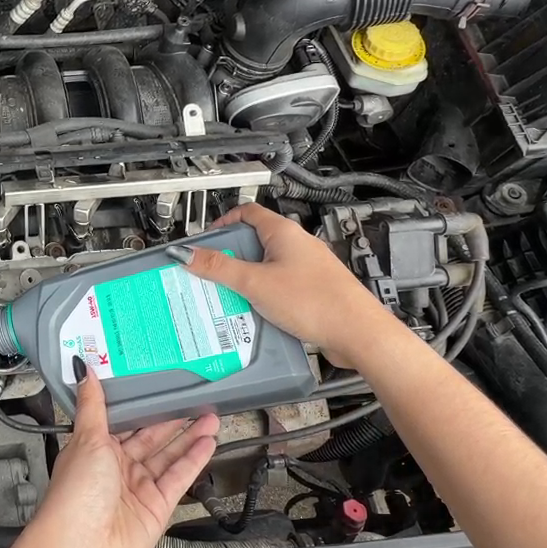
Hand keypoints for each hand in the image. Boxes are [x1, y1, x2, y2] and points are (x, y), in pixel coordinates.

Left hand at [26, 358, 216, 547]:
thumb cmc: (76, 491)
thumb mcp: (86, 438)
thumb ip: (92, 404)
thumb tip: (83, 368)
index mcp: (95, 447)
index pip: (122, 421)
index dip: (141, 406)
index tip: (159, 385)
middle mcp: (117, 466)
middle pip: (149, 438)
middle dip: (171, 420)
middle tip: (195, 399)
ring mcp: (139, 487)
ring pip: (168, 456)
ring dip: (188, 437)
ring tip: (211, 416)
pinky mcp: (158, 507)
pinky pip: (179, 478)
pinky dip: (194, 460)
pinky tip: (208, 442)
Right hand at [184, 202, 402, 368]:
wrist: (359, 335)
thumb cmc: (319, 302)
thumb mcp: (255, 283)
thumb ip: (218, 268)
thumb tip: (186, 253)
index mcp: (283, 232)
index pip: (246, 212)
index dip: (222, 223)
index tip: (205, 240)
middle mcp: (297, 245)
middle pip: (252, 241)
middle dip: (229, 257)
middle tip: (211, 271)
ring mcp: (306, 268)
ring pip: (264, 267)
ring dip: (244, 280)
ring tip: (230, 295)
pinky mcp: (311, 290)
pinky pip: (277, 286)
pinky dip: (261, 296)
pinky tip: (254, 312)